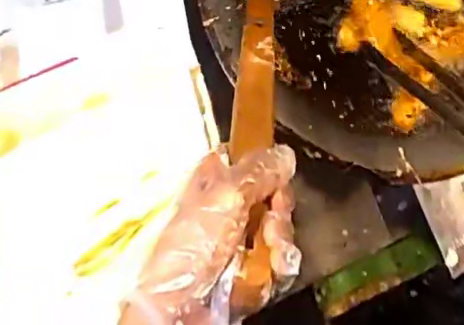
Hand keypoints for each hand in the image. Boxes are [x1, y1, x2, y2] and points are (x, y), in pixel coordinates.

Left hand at [121, 145, 299, 324]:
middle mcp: (227, 205)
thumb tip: (285, 154)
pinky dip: (279, 266)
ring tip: (271, 252)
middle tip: (271, 221)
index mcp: (214, 177)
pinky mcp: (248, 272)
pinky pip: (278, 261)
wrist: (178, 311)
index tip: (277, 176)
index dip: (268, 166)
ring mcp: (238, 241)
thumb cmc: (189, 244)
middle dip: (279, 208)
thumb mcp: (226, 193)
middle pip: (271, 193)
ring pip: (278, 228)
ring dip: (280, 239)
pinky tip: (273, 269)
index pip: (250, 158)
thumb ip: (259, 169)